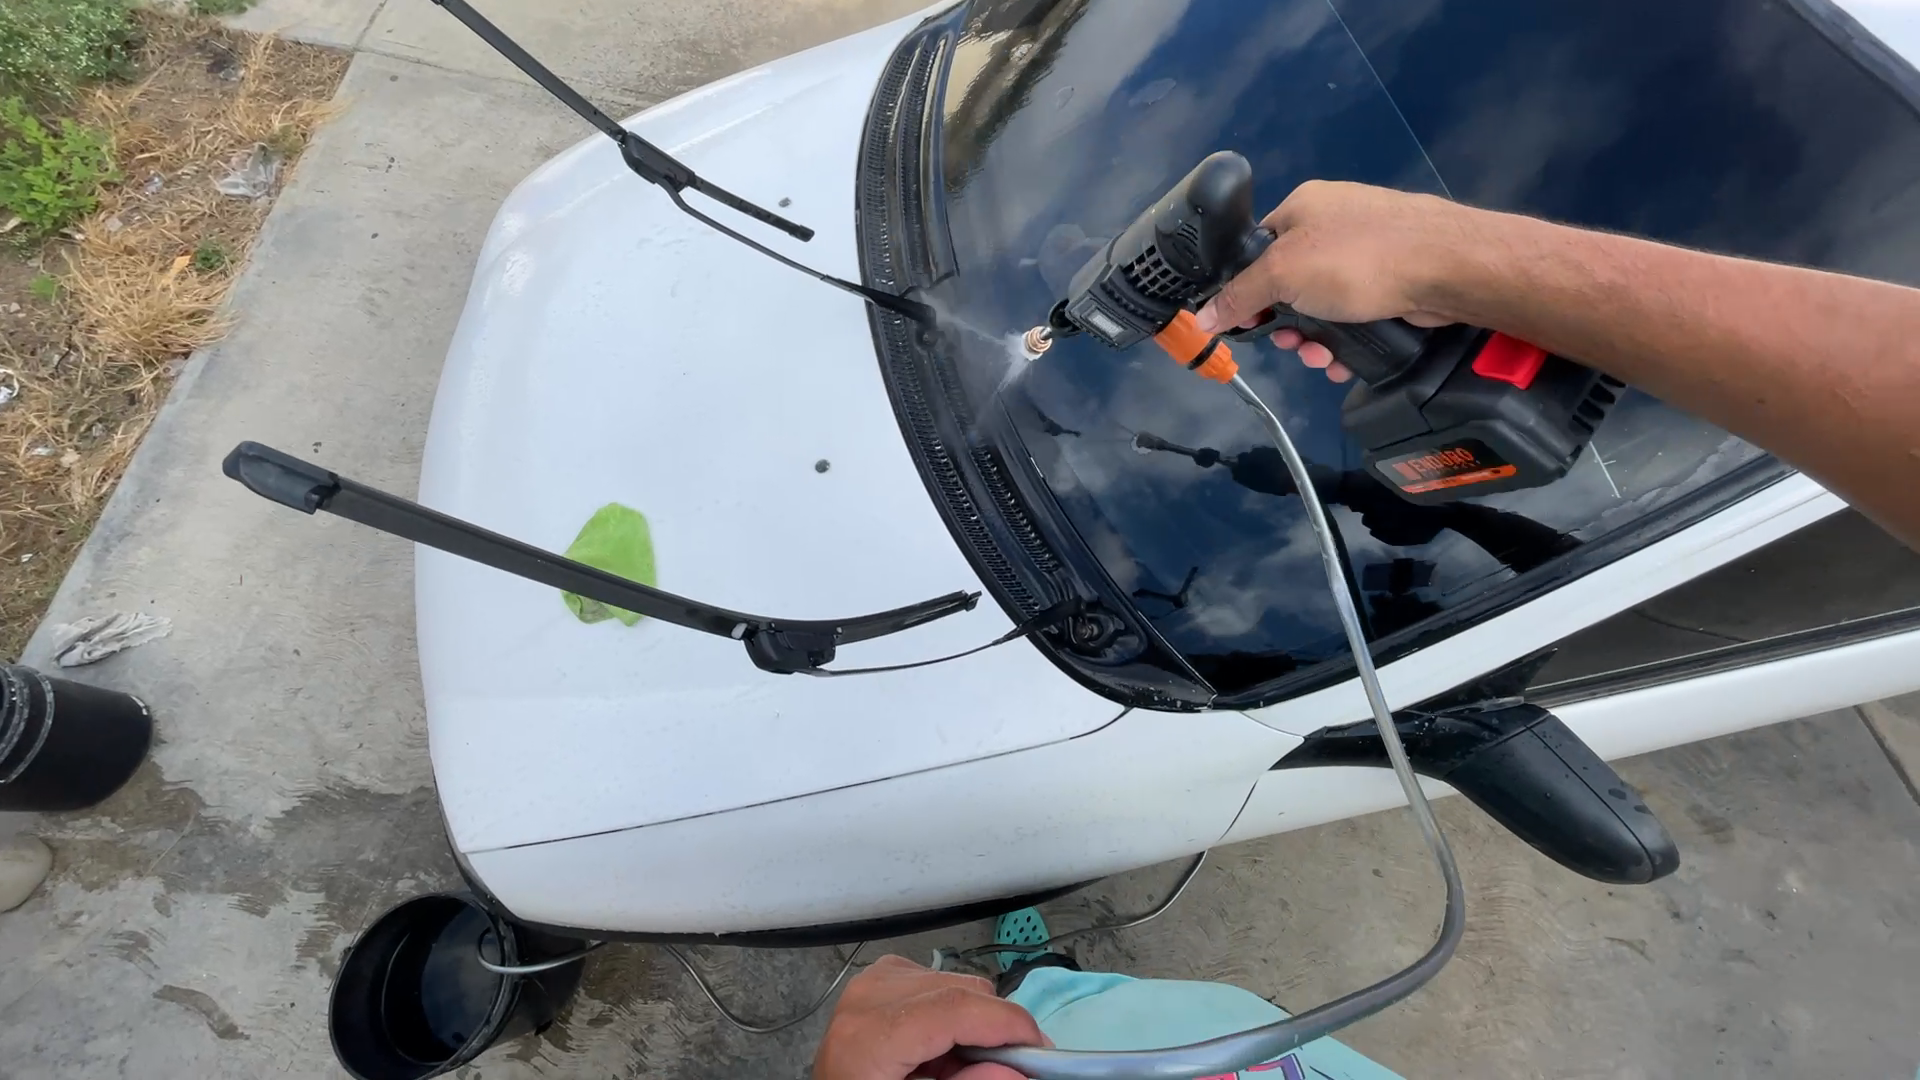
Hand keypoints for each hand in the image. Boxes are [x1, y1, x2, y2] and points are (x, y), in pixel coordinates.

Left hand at [812, 955, 1047, 1079]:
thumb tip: (1017, 1071)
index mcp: (869, 1035)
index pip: (953, 1007)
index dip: (1005, 1023)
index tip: (1042, 1049)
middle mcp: (870, 992)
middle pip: (960, 989)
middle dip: (997, 1025)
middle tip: (1015, 1067)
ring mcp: (874, 978)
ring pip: (956, 980)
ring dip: (975, 1019)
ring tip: (965, 1063)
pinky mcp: (881, 974)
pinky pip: (939, 979)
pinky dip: (954, 1009)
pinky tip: (943, 1046)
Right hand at [1195, 180, 1474, 380]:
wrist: (1446, 266)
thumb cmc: (1355, 260)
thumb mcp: (1282, 276)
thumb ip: (1237, 299)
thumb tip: (1200, 320)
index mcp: (1301, 207)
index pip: (1254, 251)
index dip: (1245, 291)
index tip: (1248, 323)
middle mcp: (1331, 223)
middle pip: (1285, 285)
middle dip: (1285, 325)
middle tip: (1291, 345)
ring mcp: (1363, 250)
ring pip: (1317, 306)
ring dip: (1312, 340)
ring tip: (1321, 358)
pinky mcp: (1389, 278)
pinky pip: (1349, 314)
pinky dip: (1341, 340)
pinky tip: (1343, 359)